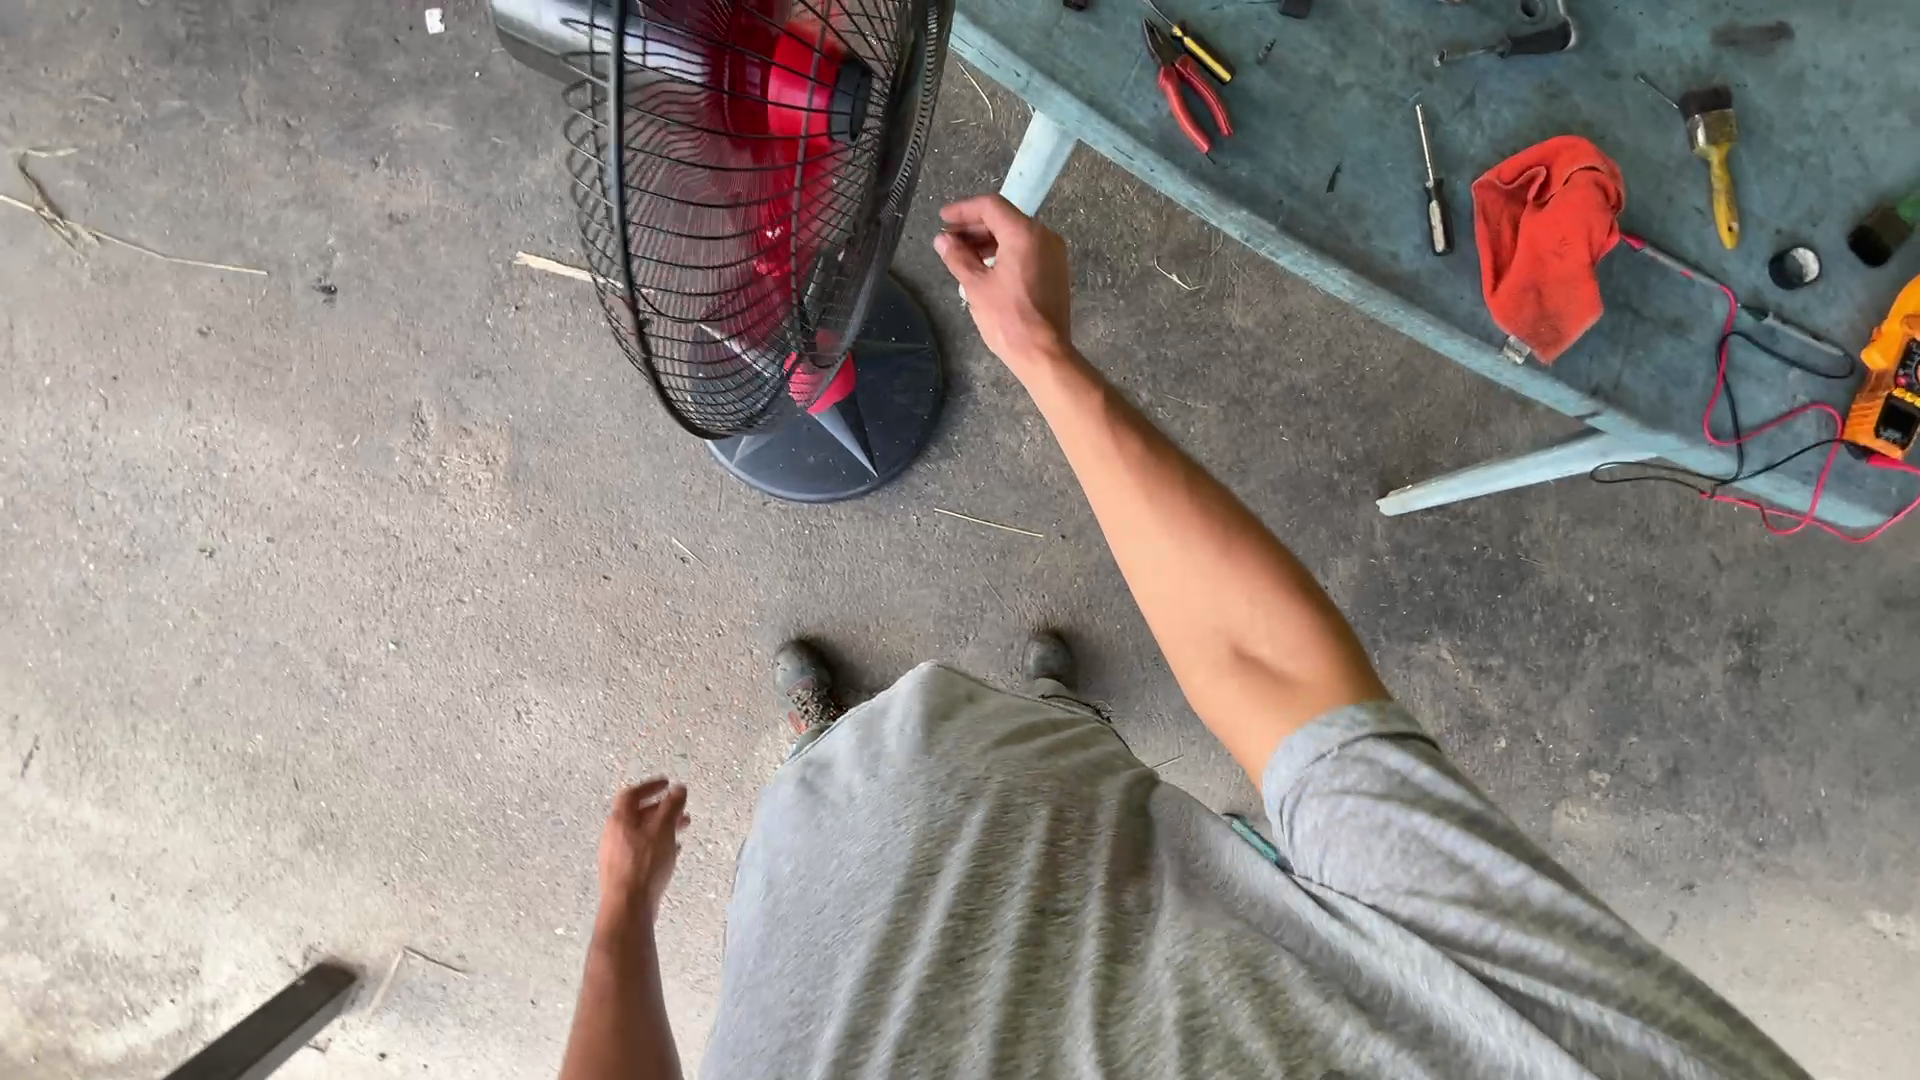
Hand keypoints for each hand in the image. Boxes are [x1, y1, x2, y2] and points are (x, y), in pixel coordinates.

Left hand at [596, 777, 689, 925]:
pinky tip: (673, 851)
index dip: (650, 786)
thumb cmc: (646, 862)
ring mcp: (616, 855)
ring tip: (682, 828)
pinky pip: (641, 850)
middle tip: (680, 808)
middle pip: (637, 814)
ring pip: (641, 832)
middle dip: (661, 808)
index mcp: (620, 820)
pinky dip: (657, 843)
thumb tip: (679, 788)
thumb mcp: (663, 828)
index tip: (667, 783)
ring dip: (662, 826)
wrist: (628, 906)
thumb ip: (672, 805)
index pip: (631, 794)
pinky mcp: (623, 872)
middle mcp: (614, 835)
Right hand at [933, 195, 1072, 370]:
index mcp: (1024, 233)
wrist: (1042, 352)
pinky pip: (1027, 252)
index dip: (964, 210)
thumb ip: (958, 257)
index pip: (991, 206)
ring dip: (988, 241)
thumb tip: (943, 240)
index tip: (944, 219)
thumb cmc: (1008, 319)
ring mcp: (1053, 254)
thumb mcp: (976, 286)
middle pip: (1005, 219)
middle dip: (975, 227)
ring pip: (1016, 236)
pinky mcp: (1055, 272)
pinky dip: (1005, 253)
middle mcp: (1044, 237)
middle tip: (949, 239)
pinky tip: (985, 268)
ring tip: (963, 256)